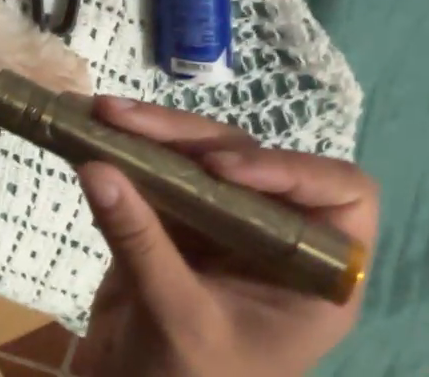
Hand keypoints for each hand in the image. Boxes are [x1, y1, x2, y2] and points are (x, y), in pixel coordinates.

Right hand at [73, 98, 378, 376]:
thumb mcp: (176, 317)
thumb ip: (139, 241)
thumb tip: (94, 164)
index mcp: (313, 271)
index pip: (339, 194)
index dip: (289, 169)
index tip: (219, 168)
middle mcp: (272, 238)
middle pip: (247, 159)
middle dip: (187, 134)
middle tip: (122, 117)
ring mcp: (218, 227)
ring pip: (196, 156)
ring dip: (150, 131)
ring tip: (100, 113)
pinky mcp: (169, 222)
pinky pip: (153, 172)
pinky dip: (122, 151)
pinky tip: (89, 134)